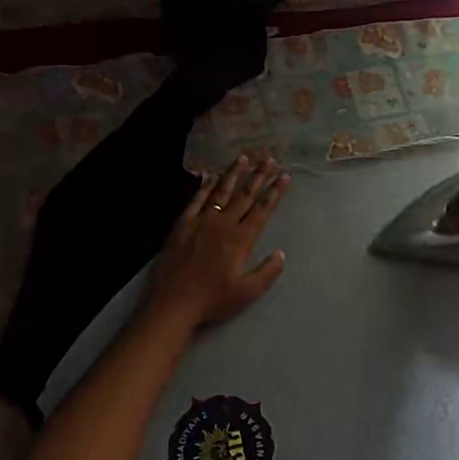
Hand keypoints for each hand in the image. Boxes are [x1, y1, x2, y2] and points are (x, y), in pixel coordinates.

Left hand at [145, 153, 289, 327]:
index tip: (285, 176)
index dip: (275, 192)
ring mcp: (201, 221)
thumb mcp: (247, 292)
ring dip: (234, 174)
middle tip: (270, 159)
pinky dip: (205, 187)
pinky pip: (196, 200)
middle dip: (259, 176)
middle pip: (244, 195)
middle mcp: (223, 224)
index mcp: (241, 239)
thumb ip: (267, 272)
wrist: (173, 301)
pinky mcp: (182, 224)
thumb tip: (281, 253)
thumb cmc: (212, 300)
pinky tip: (211, 177)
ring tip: (244, 158)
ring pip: (221, 192)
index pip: (262, 210)